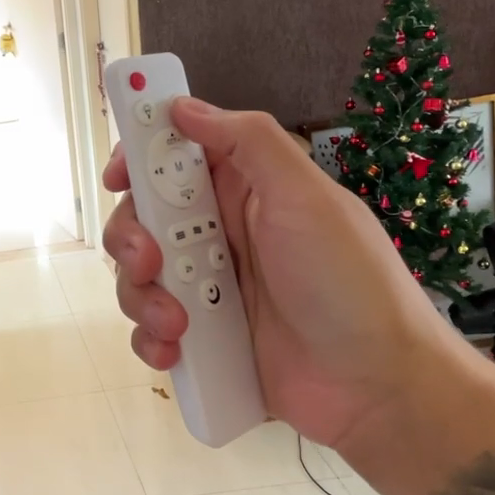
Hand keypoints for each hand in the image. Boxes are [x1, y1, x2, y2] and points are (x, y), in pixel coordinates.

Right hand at [103, 98, 463, 448]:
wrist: (377, 388)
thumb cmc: (348, 282)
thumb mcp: (307, 198)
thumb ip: (248, 143)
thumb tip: (182, 106)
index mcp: (243, 191)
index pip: (173, 159)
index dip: (137, 161)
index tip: (116, 178)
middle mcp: (217, 234)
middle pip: (141, 219)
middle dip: (131, 239)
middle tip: (151, 261)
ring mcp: (205, 288)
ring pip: (136, 276)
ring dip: (142, 296)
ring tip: (178, 323)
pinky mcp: (199, 337)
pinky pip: (148, 329)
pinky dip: (150, 339)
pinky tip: (174, 350)